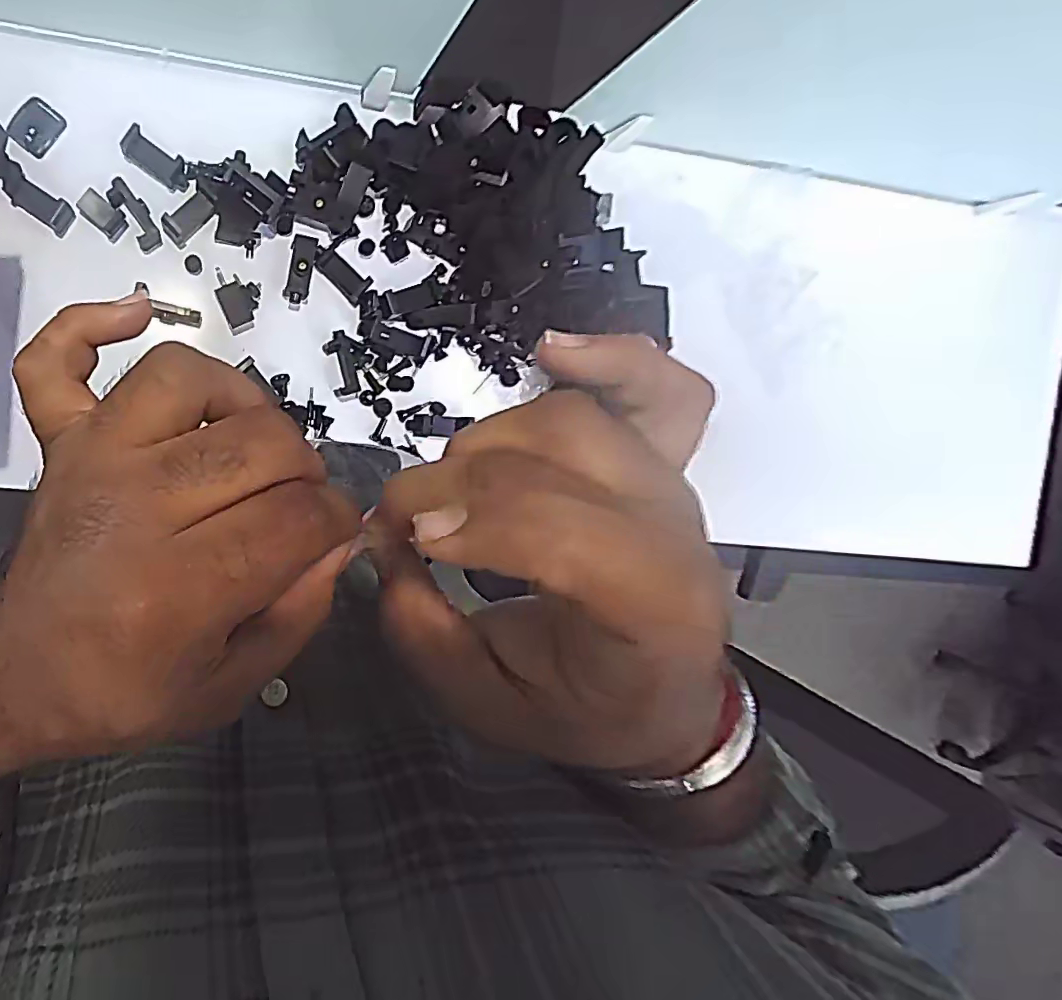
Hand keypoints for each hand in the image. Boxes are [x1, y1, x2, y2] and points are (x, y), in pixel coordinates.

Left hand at [0, 294, 360, 760]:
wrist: (16, 675)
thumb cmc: (117, 691)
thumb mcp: (225, 688)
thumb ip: (296, 615)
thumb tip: (340, 539)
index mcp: (177, 588)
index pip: (297, 519)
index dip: (337, 522)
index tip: (333, 534)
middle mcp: (132, 506)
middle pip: (260, 444)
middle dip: (304, 472)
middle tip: (294, 502)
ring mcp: (89, 460)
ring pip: (183, 378)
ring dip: (238, 401)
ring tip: (246, 438)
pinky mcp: (58, 443)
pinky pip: (55, 361)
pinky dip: (88, 324)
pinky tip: (134, 314)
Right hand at [367, 332, 726, 776]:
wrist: (657, 701)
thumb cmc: (576, 710)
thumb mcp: (481, 701)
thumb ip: (421, 630)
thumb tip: (387, 544)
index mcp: (650, 611)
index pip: (570, 533)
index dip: (477, 522)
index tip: (407, 543)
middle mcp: (674, 532)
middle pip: (550, 461)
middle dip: (450, 483)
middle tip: (397, 522)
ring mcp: (671, 485)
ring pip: (566, 418)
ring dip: (483, 443)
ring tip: (450, 483)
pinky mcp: (662, 460)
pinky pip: (658, 390)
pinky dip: (607, 359)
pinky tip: (550, 351)